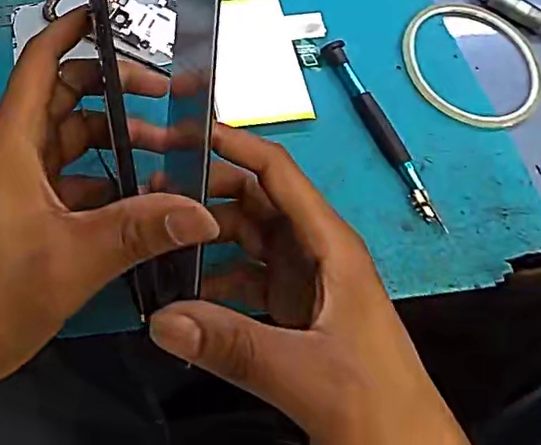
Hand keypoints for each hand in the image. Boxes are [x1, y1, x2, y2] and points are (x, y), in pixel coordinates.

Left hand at [0, 8, 219, 434]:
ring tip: (166, 149)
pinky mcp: (27, 207)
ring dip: (117, 135)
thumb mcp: (71, 259)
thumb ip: (138, 230)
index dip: (70, 29)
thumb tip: (200, 214)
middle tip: (165, 93)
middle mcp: (18, 148)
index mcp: (16, 140)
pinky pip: (73, 173)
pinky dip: (106, 174)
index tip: (105, 13)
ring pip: (75, 135)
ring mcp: (22, 178)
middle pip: (68, 93)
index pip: (41, 62)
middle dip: (116, 86)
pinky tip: (141, 194)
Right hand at [146, 124, 467, 444]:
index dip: (235, 144)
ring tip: (163, 235)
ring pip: (249, 236)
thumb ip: (233, 345)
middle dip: (210, 189)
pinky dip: (217, 277)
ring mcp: (305, 279)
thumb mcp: (307, 375)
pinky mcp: (295, 309)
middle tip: (159, 190)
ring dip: (209, 233)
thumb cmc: (382, 408)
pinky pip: (247, 276)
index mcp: (330, 243)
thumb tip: (163, 319)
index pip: (277, 172)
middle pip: (256, 199)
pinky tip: (186, 292)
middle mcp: (316, 250)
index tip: (189, 132)